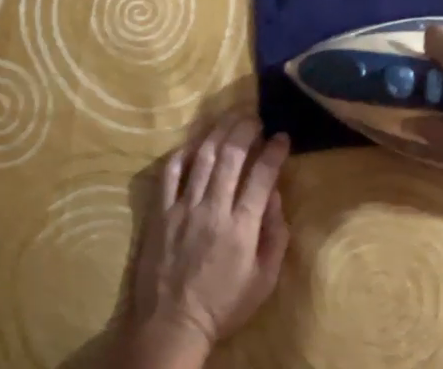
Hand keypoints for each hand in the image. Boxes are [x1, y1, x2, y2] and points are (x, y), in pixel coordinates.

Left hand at [119, 113, 292, 366]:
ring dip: (219, 131)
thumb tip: (275, 197)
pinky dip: (184, 151)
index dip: (274, 152)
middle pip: (231, 155)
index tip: (282, 136)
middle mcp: (212, 208)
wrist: (172, 323)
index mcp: (241, 227)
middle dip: (246, 130)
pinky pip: (170, 171)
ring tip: (231, 117)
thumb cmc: (223, 304)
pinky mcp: (160, 210)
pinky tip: (196, 142)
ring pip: (203, 156)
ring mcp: (183, 207)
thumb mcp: (263, 280)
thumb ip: (274, 236)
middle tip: (256, 118)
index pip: (262, 176)